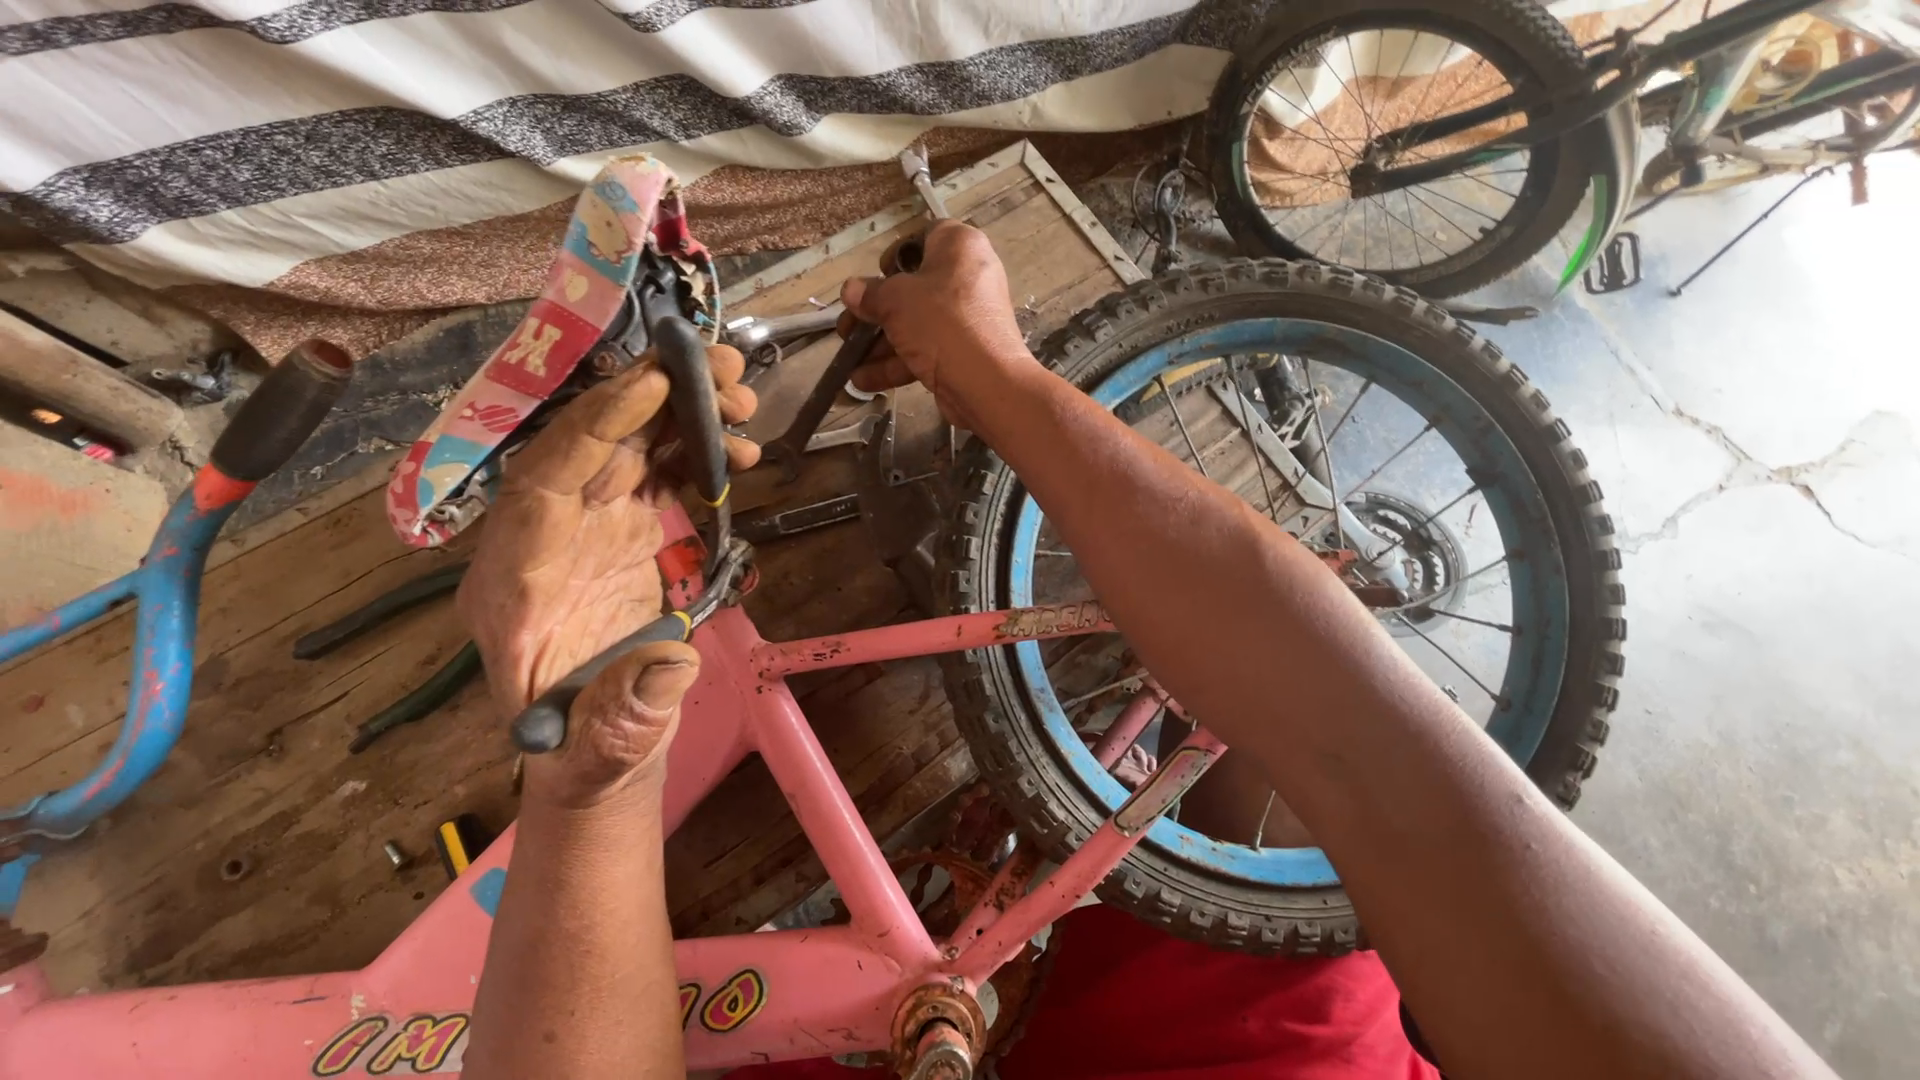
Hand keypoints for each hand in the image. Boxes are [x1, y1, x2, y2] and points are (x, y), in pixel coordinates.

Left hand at [457, 345, 757, 807]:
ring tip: (740, 398)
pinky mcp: (623, 532)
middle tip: (717, 367)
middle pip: (587, 446)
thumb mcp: (601, 745)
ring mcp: (587, 530)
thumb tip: (668, 665)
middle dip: (649, 397)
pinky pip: (654, 473)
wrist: (601, 745)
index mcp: (516, 584)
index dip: (593, 428)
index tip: (652, 384)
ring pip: (625, 447)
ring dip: (681, 412)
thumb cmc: (588, 749)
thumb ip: (626, 710)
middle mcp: (545, 539)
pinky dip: (696, 452)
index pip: (541, 485)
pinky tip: (739, 450)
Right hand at [838, 220, 1033, 430]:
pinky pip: (926, 350)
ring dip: (879, 343)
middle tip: (848, 327)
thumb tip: (850, 290)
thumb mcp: (896, 301)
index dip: (897, 253)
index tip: (878, 273)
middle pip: (914, 288)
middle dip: (876, 311)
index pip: (926, 236)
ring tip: (848, 359)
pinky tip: (863, 380)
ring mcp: (967, 319)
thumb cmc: (942, 323)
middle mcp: (968, 278)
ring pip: (916, 324)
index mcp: (960, 247)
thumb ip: (870, 294)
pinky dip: (897, 364)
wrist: (986, 383)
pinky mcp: (964, 352)